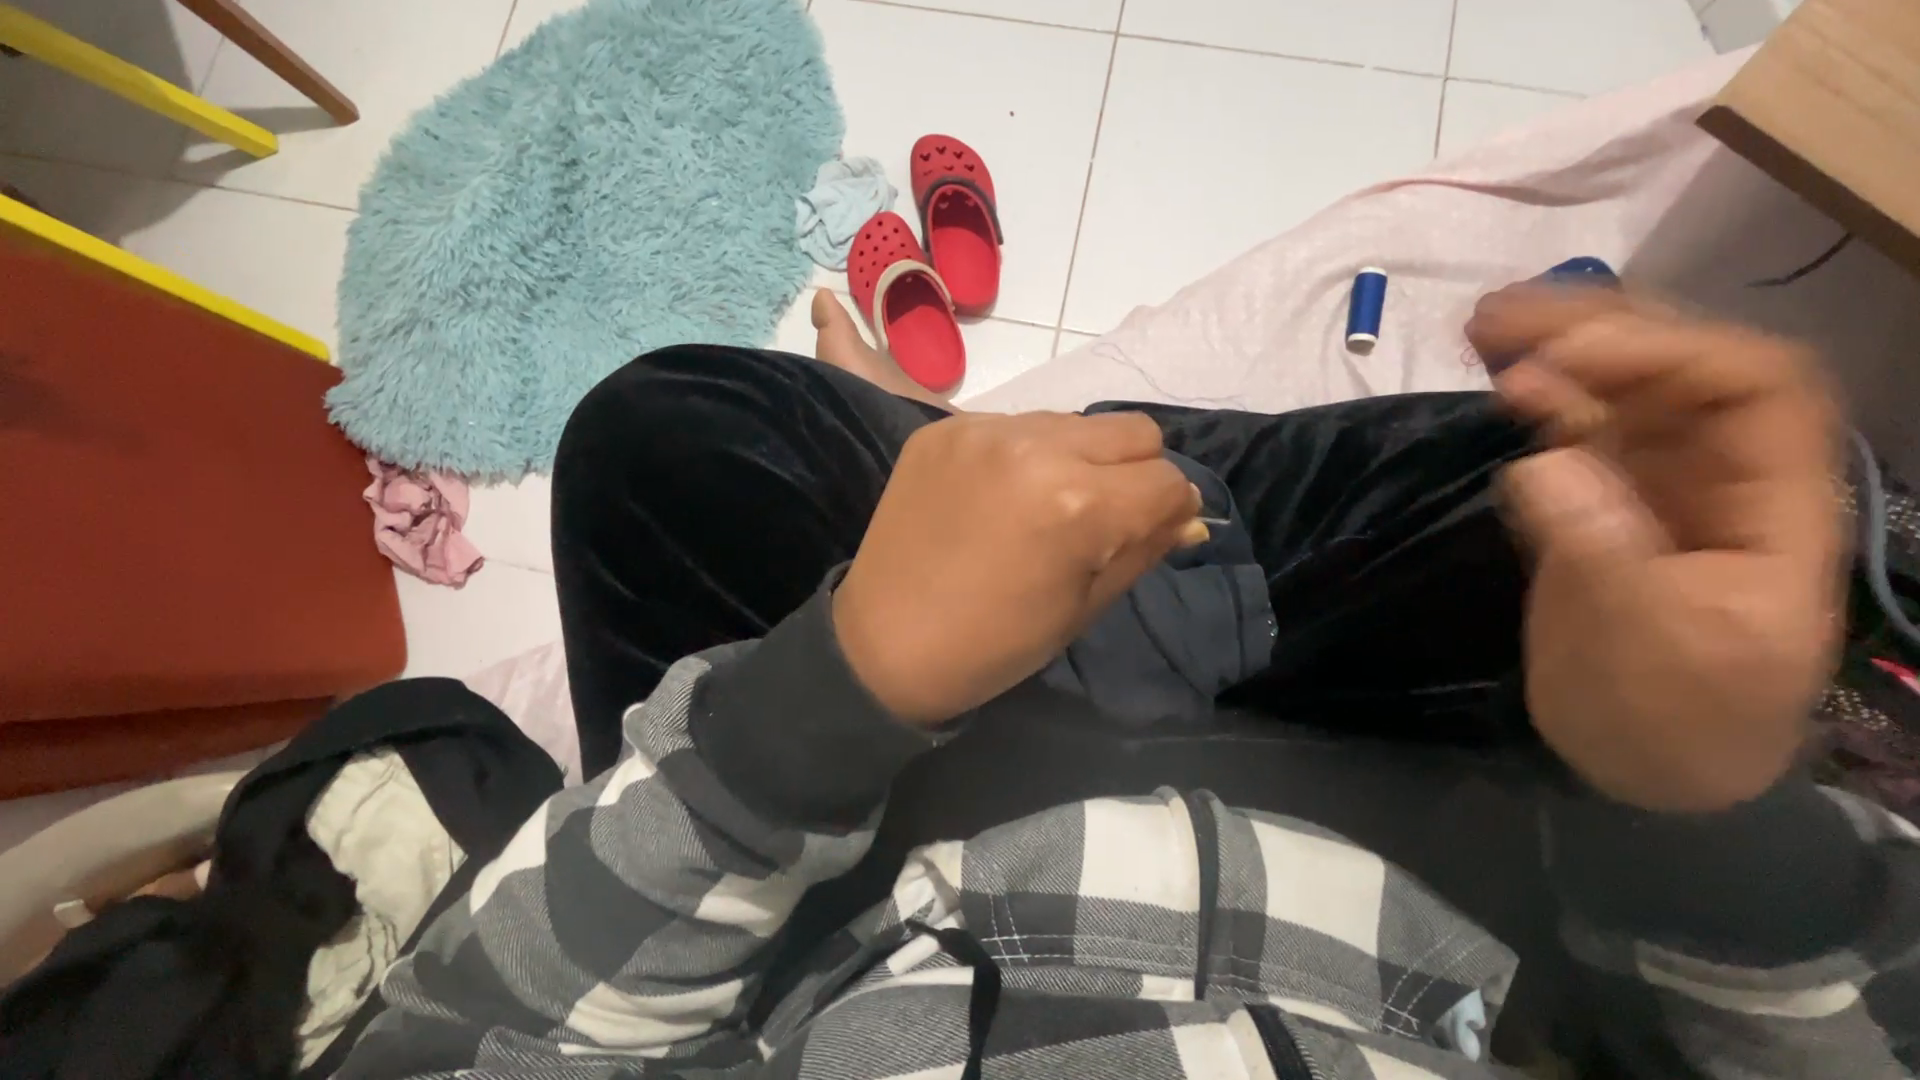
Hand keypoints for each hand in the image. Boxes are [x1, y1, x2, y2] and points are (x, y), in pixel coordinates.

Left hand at [833, 411, 1201, 727]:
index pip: (1167, 481)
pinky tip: (999, 496)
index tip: (1154, 529)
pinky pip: (1016, 425)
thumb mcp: (1084, 607)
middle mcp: (1036, 447)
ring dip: (1080, 458)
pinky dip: (1025, 455)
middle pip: (1133, 432)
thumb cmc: (994, 644)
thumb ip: (1143, 548)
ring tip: (1045, 504)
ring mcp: (983, 430)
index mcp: (1078, 502)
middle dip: (1136, 473)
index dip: (1171, 510)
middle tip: (1104, 515)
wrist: (884, 644)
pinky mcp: (944, 429)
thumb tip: (1189, 516)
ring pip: (1074, 422)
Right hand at [1468, 286, 1843, 811]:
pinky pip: (1576, 433)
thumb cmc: (1675, 717)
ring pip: (1622, 392)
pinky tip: (1502, 385)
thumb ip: (1603, 550)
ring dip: (1559, 350)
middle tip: (1499, 315)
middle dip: (1598, 329)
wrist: (1648, 764)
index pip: (1748, 387)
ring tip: (1482, 328)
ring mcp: (1657, 486)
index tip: (1562, 360)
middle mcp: (1721, 474)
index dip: (1662, 354)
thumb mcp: (1648, 645)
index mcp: (1770, 502)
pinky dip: (1539, 401)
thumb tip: (1542, 460)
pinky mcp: (1600, 505)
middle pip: (1680, 370)